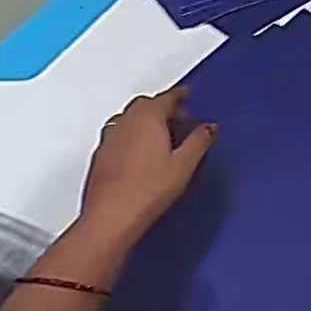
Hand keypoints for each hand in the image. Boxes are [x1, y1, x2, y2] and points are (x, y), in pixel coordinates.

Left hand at [78, 85, 216, 247]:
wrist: (112, 216)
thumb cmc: (148, 190)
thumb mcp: (184, 165)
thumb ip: (199, 141)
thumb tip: (209, 128)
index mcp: (148, 118)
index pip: (166, 97)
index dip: (179, 95)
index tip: (186, 94)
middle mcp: (125, 122)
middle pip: (146, 105)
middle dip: (163, 107)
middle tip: (180, 119)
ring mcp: (109, 137)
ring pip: (130, 118)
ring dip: (146, 121)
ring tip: (162, 137)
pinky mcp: (101, 155)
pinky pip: (120, 134)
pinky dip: (133, 135)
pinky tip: (142, 154)